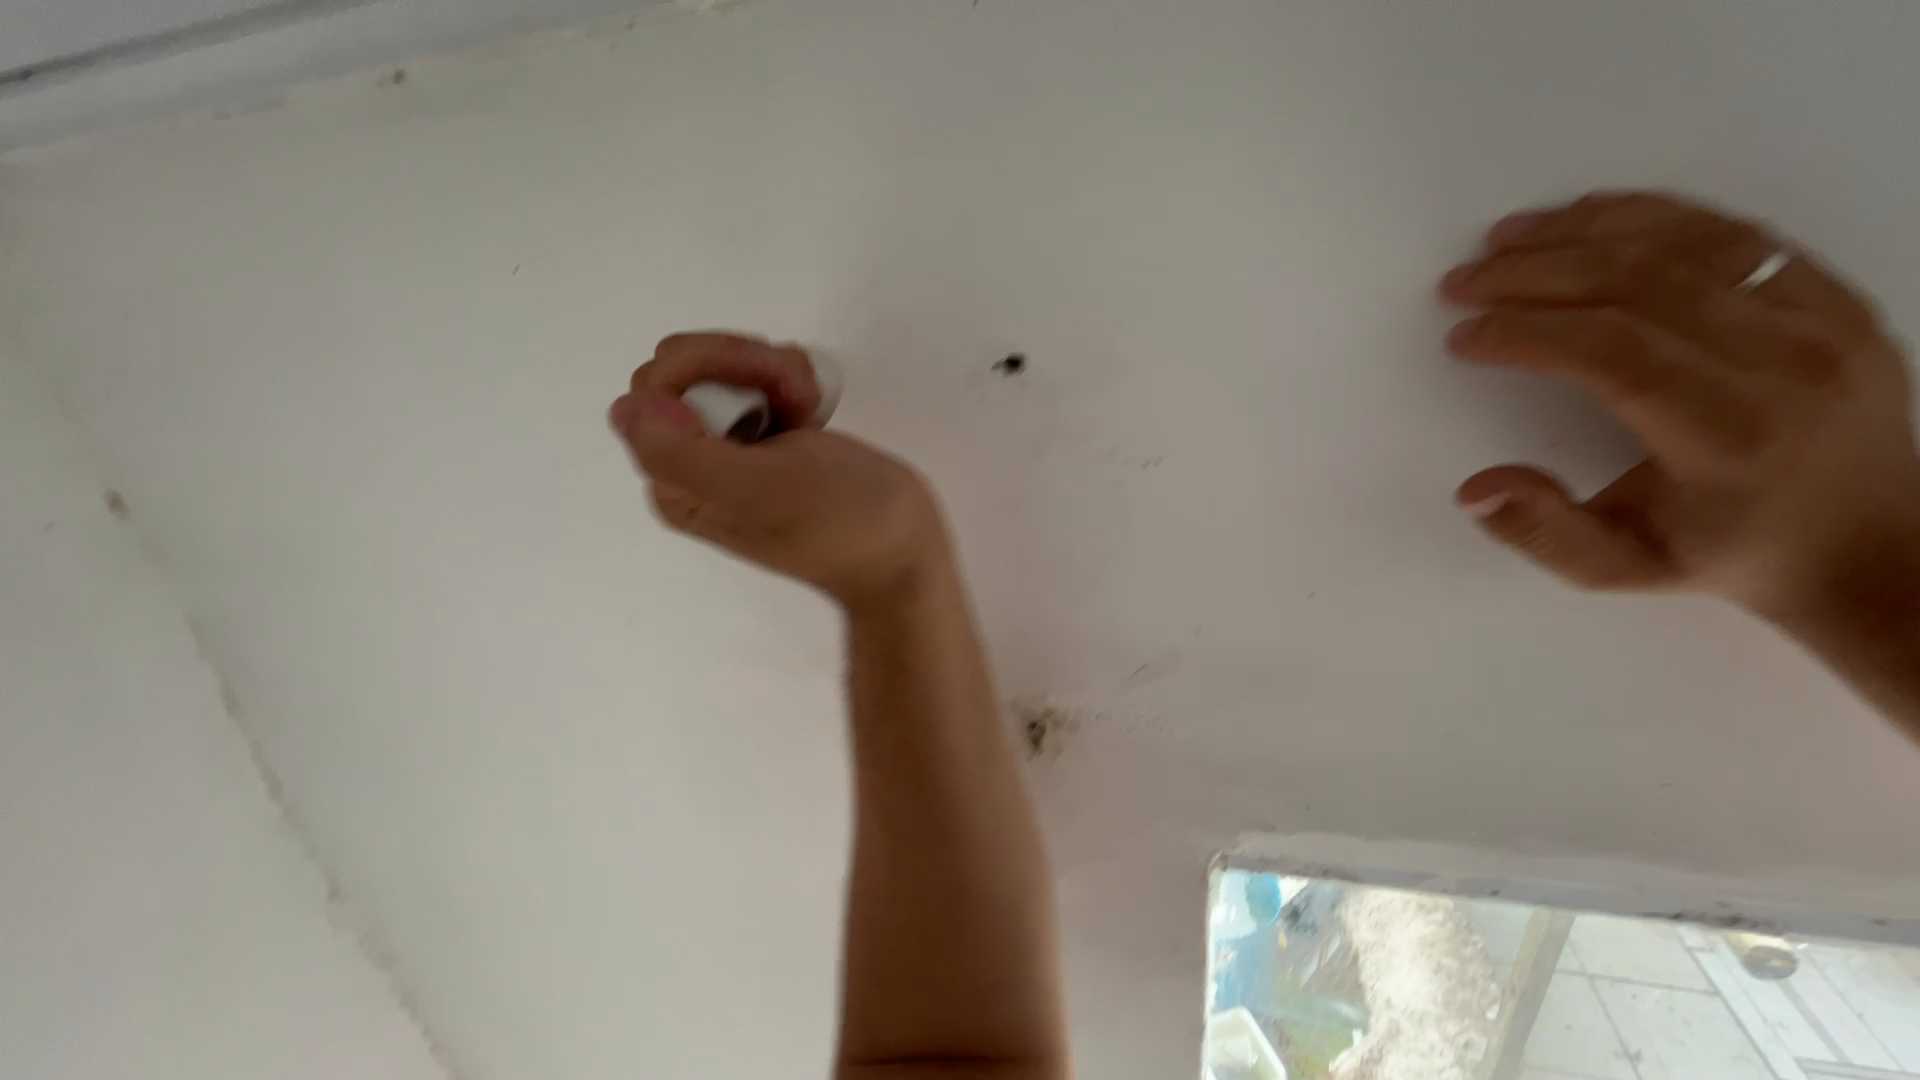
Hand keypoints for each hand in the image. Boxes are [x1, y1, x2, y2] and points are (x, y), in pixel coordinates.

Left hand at [610, 332, 947, 605]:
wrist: (904, 548)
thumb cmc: (842, 523)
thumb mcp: (762, 490)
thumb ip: (685, 455)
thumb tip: (629, 410)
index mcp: (676, 482)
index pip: (655, 388)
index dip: (710, 367)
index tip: (767, 383)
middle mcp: (693, 462)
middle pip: (685, 369)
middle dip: (744, 366)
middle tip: (796, 397)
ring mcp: (731, 446)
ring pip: (722, 365)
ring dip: (773, 371)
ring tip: (808, 409)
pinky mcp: (767, 434)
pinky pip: (756, 377)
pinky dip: (789, 379)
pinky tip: (814, 410)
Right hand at [1442, 191, 1919, 614]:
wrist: (1868, 544)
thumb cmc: (1727, 555)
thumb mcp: (1618, 570)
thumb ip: (1542, 533)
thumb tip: (1476, 489)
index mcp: (1727, 436)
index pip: (1611, 352)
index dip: (1524, 332)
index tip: (1464, 333)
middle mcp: (1784, 365)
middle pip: (1640, 284)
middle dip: (1534, 274)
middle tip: (1466, 280)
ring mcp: (1820, 321)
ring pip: (1686, 244)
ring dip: (1582, 233)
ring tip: (1509, 236)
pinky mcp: (1832, 297)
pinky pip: (1735, 234)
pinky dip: (1652, 214)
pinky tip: (1589, 215)